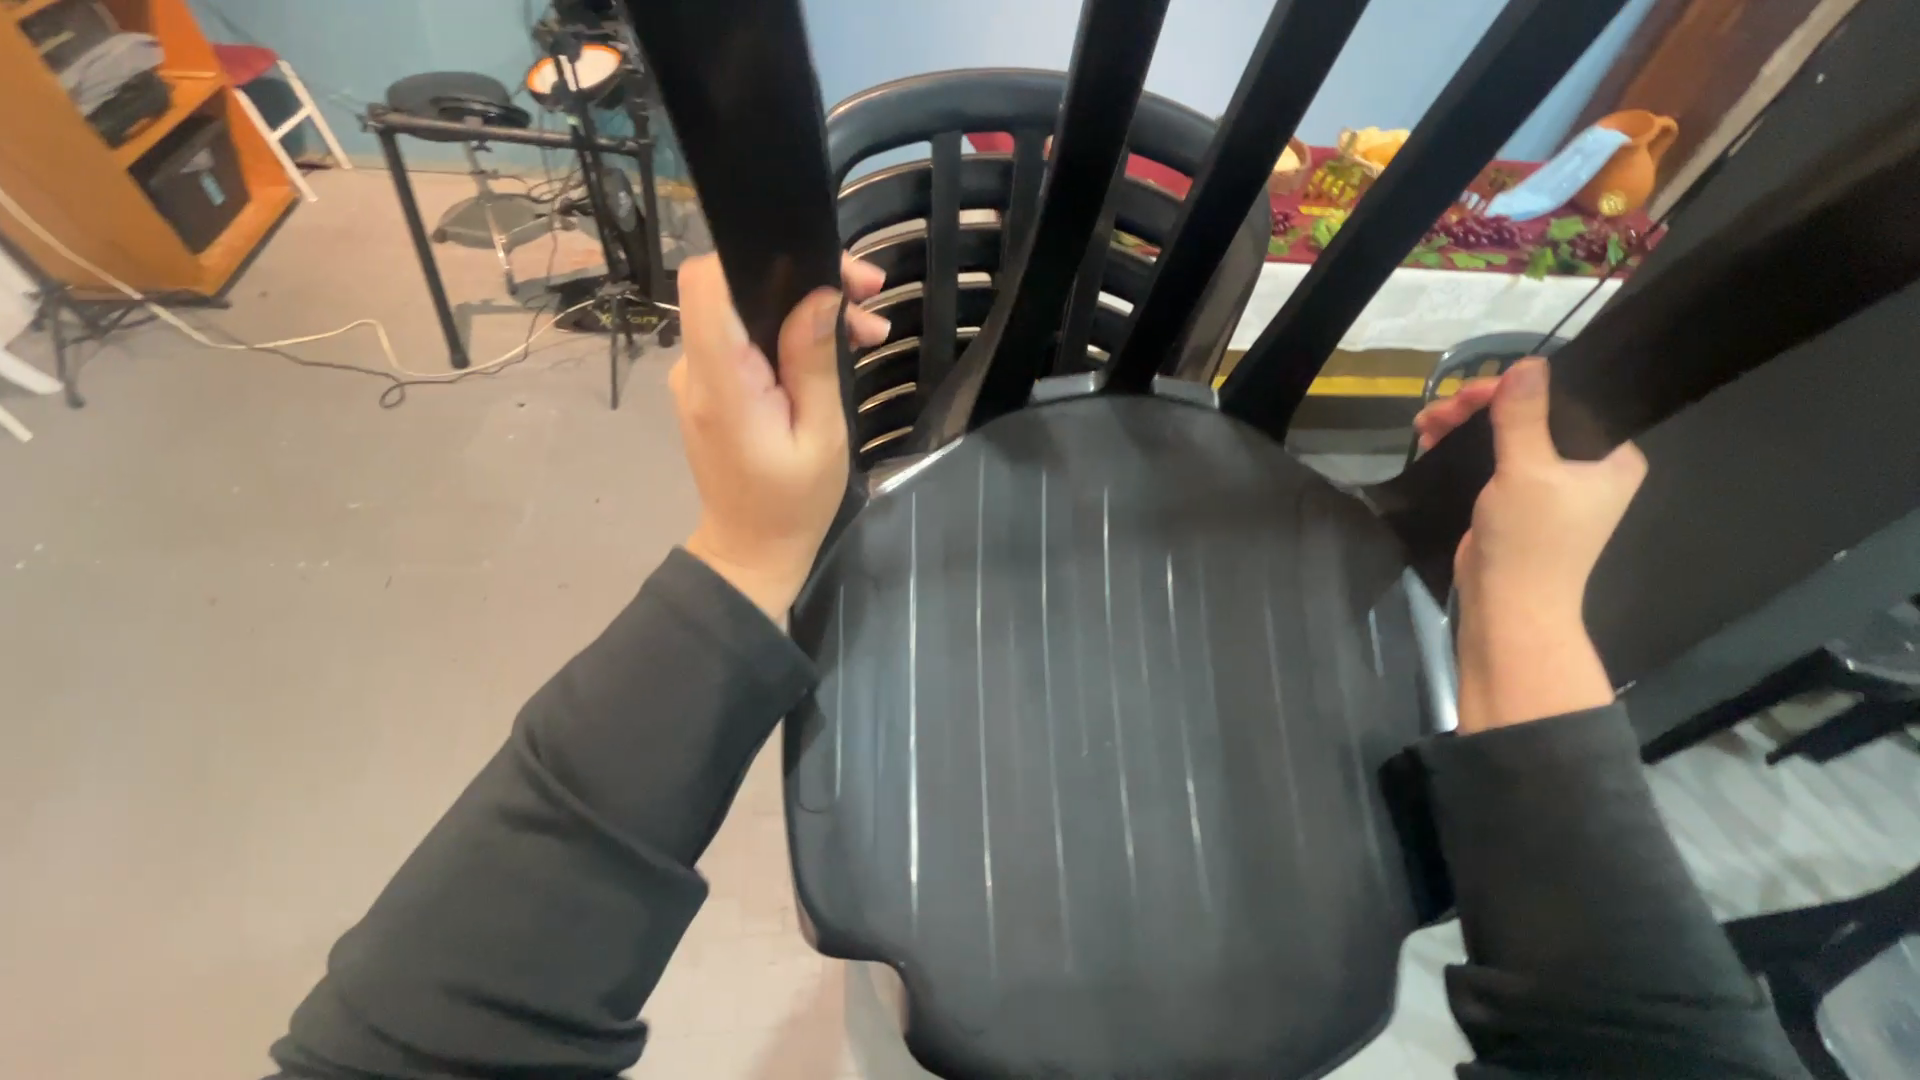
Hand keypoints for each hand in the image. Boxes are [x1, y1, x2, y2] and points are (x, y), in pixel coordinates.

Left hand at [671, 253, 890, 622]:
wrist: (753, 550)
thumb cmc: (793, 503)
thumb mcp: (821, 437)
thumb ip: (814, 362)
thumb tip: (819, 296)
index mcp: (722, 382)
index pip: (708, 284)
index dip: (756, 256)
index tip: (822, 268)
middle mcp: (696, 369)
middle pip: (732, 289)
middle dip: (801, 278)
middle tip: (870, 295)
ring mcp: (698, 378)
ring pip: (744, 312)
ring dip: (803, 309)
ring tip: (868, 331)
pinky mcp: (711, 388)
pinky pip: (744, 341)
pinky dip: (787, 335)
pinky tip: (834, 347)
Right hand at [1414, 359, 1647, 730]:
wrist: (1507, 604)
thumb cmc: (1531, 539)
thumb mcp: (1527, 471)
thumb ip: (1524, 417)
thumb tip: (1528, 363)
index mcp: (1610, 456)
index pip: (1568, 402)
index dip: (1520, 389)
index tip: (1475, 390)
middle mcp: (1584, 465)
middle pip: (1531, 417)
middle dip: (1482, 408)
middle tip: (1443, 409)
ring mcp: (1546, 483)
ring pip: (1505, 436)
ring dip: (1465, 425)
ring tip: (1427, 422)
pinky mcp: (1513, 499)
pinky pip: (1489, 458)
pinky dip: (1462, 446)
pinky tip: (1432, 437)